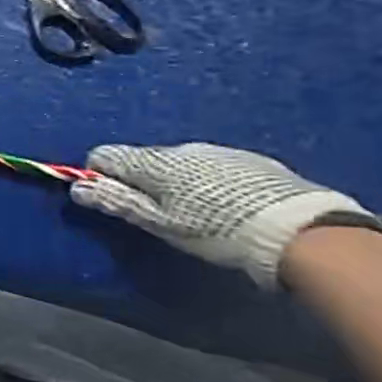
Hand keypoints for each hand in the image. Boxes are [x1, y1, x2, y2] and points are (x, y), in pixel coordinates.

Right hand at [71, 142, 369, 287]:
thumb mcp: (159, 222)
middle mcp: (181, 148)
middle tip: (157, 212)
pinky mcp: (253, 161)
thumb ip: (116, 201)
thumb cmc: (215, 229)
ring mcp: (220, 152)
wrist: (305, 233)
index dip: (100, 177)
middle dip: (141, 180)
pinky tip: (227, 205)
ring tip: (197, 211)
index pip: (103, 156)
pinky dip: (207, 182)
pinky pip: (212, 166)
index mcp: (152, 162)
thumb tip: (76, 187)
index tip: (114, 199)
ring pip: (178, 163)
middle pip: (142, 159)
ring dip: (176, 181)